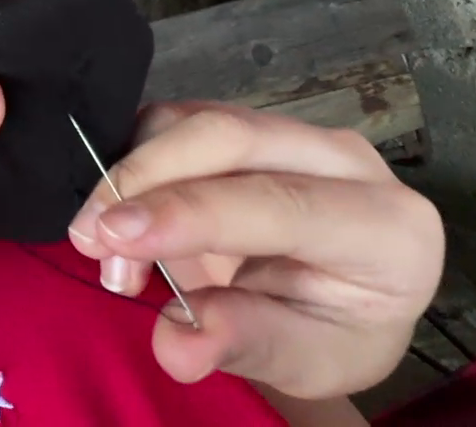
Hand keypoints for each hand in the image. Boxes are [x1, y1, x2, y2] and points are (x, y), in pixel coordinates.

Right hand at [67, 102, 443, 399]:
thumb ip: (244, 344)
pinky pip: (165, 119)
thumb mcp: (304, 359)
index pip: (280, 205)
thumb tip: (175, 345)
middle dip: (142, 179)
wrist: (319, 290)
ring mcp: (281, 127)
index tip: (114, 236)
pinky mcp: (231, 116)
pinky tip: (114, 213)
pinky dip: (124, 160)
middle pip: (226, 138)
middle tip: (88, 235)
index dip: (190, 214)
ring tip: (98, 243)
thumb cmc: (327, 327)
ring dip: (125, 174)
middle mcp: (340, 157)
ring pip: (186, 121)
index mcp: (386, 226)